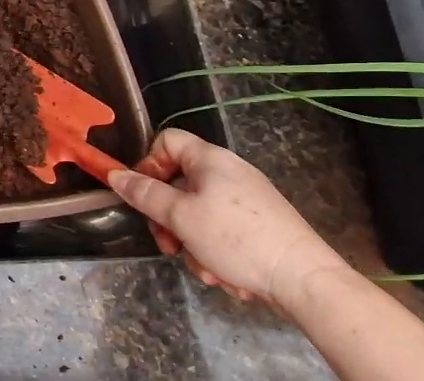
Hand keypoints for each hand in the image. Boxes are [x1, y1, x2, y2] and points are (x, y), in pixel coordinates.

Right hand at [107, 129, 346, 308]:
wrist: (308, 283)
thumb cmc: (238, 239)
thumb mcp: (180, 216)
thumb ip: (144, 193)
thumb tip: (115, 174)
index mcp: (211, 160)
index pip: (166, 140)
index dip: (148, 164)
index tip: (145, 194)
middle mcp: (231, 174)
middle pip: (180, 183)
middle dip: (168, 218)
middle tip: (168, 244)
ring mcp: (250, 203)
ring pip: (200, 215)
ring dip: (193, 243)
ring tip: (206, 270)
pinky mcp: (264, 229)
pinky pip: (225, 233)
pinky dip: (219, 253)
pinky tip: (227, 276)